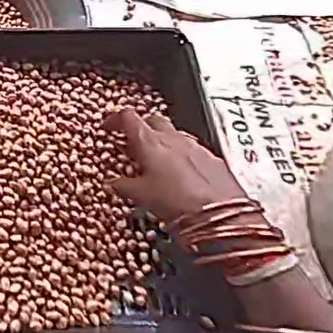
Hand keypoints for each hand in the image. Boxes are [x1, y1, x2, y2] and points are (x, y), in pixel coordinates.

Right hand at [104, 108, 248, 221]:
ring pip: (175, 134)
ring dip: (163, 141)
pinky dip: (182, 156)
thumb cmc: (180, 202)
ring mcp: (196, 147)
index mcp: (150, 142)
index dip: (115, 119)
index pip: (128, 117)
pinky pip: (193, 150)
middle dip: (141, 126)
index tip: (109, 126)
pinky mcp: (214, 159)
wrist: (222, 215)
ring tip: (156, 161)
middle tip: (132, 141)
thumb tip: (113, 183)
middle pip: (153, 119)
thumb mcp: (140, 196)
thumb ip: (122, 185)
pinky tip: (180, 174)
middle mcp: (173, 138)